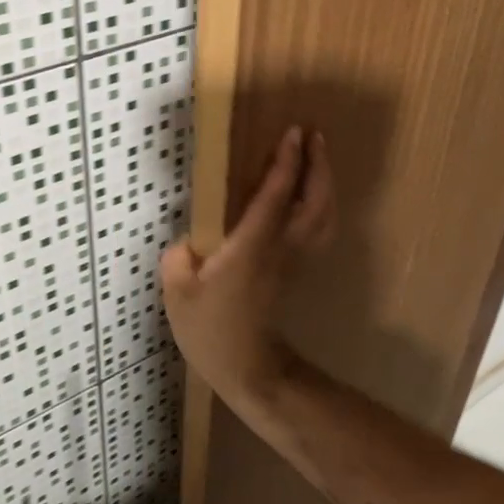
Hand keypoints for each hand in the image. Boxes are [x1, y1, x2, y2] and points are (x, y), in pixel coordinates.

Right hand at [161, 126, 334, 403]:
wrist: (247, 370)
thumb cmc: (211, 331)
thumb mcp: (178, 292)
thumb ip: (179, 257)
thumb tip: (187, 240)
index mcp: (252, 246)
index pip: (276, 195)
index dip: (286, 162)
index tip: (292, 133)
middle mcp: (281, 246)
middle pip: (314, 200)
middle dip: (317, 165)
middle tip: (312, 135)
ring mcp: (293, 258)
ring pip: (323, 214)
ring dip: (325, 182)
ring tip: (317, 156)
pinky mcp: (295, 269)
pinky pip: (318, 227)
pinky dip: (321, 203)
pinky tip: (310, 194)